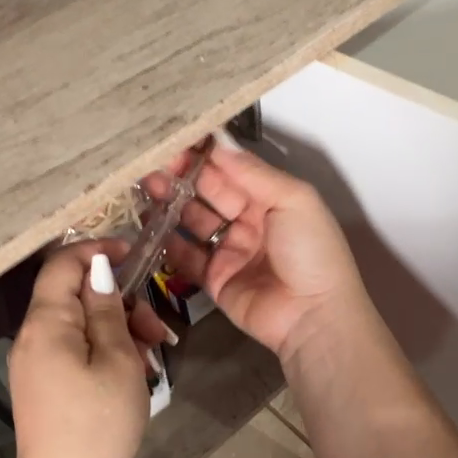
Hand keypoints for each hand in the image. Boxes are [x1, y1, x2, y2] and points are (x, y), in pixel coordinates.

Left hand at [7, 241, 166, 457]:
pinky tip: (134, 374)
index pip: (62, 265)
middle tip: (157, 328)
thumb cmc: (99, 426)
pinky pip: (74, 352)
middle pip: (73, 296)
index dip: (97, 251)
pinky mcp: (44, 389)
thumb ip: (108, 311)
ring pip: (79, 326)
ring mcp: (35, 366)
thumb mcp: (118, 362)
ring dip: (118, 329)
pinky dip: (105, 352)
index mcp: (45, 324)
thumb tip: (99, 268)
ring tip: (153, 356)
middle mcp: (31, 339)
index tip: (137, 255)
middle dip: (118, 300)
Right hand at [147, 135, 372, 361]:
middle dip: (181, 175)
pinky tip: (148, 222)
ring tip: (144, 186)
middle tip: (151, 162)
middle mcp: (249, 221)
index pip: (232, 169)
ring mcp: (231, 251)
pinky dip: (168, 241)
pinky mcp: (215, 280)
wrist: (314, 316)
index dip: (205, 155)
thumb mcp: (294, 200)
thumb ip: (254, 173)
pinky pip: (187, 257)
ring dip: (170, 203)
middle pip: (209, 192)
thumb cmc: (313, 252)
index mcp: (271, 198)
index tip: (175, 141)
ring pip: (193, 221)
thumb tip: (218, 144)